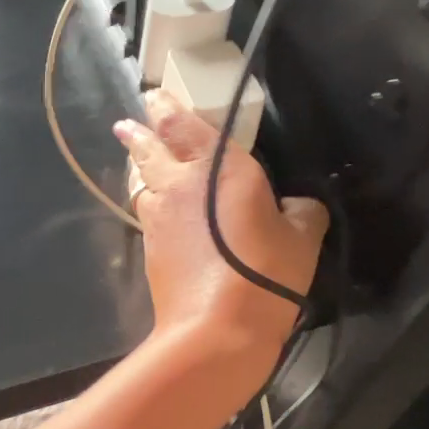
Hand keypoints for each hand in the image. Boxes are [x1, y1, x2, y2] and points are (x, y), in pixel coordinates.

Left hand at [114, 91, 328, 378]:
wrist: (215, 330)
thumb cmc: (264, 273)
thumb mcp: (302, 237)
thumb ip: (300, 210)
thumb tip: (295, 205)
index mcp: (219, 167)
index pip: (184, 125)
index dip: (168, 109)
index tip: (155, 98)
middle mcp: (179, 184)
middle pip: (150, 149)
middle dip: (139, 133)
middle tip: (126, 123)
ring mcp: (158, 218)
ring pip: (143, 182)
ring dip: (139, 168)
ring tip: (139, 162)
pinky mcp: (149, 249)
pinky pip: (148, 213)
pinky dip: (150, 203)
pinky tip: (157, 209)